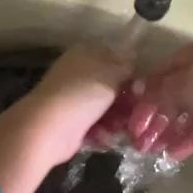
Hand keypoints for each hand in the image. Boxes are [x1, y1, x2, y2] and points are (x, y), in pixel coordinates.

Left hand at [0, 44, 132, 192]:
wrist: (49, 126)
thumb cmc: (82, 92)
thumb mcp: (111, 72)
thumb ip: (126, 64)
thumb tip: (133, 56)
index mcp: (86, 54)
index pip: (114, 57)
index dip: (130, 71)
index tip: (143, 87)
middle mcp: (79, 74)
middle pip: (112, 86)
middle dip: (126, 101)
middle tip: (138, 113)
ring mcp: (74, 99)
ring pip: (106, 108)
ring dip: (117, 120)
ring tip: (121, 129)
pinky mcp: (72, 123)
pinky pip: (96, 126)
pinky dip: (102, 132)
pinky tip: (105, 138)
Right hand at [131, 43, 192, 192]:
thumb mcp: (182, 89)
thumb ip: (157, 91)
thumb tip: (137, 91)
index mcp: (191, 56)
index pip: (157, 72)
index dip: (142, 95)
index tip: (129, 119)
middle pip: (171, 92)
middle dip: (153, 116)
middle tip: (139, 141)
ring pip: (186, 111)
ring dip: (168, 130)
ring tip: (153, 152)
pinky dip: (188, 138)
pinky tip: (174, 155)